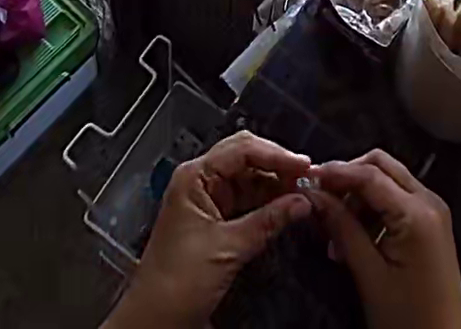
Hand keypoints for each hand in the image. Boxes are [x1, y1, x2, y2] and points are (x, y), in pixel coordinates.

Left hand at [103, 131, 313, 328]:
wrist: (153, 322)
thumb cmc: (176, 283)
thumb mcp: (227, 249)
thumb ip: (268, 221)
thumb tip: (301, 202)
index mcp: (195, 176)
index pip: (241, 150)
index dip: (276, 155)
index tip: (304, 165)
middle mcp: (200, 179)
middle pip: (245, 157)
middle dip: (276, 164)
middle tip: (307, 175)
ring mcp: (207, 198)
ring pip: (248, 178)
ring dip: (274, 183)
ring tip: (302, 191)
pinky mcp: (214, 218)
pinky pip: (245, 199)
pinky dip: (266, 201)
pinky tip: (285, 205)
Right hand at [306, 150, 460, 328]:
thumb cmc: (409, 321)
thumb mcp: (370, 275)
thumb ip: (342, 227)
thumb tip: (314, 195)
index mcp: (417, 214)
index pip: (370, 174)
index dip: (336, 172)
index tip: (307, 178)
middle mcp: (429, 201)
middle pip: (380, 165)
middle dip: (348, 177)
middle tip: (322, 199)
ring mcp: (433, 211)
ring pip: (386, 179)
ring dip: (358, 195)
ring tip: (336, 232)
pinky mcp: (430, 223)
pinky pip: (395, 198)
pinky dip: (372, 207)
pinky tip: (354, 236)